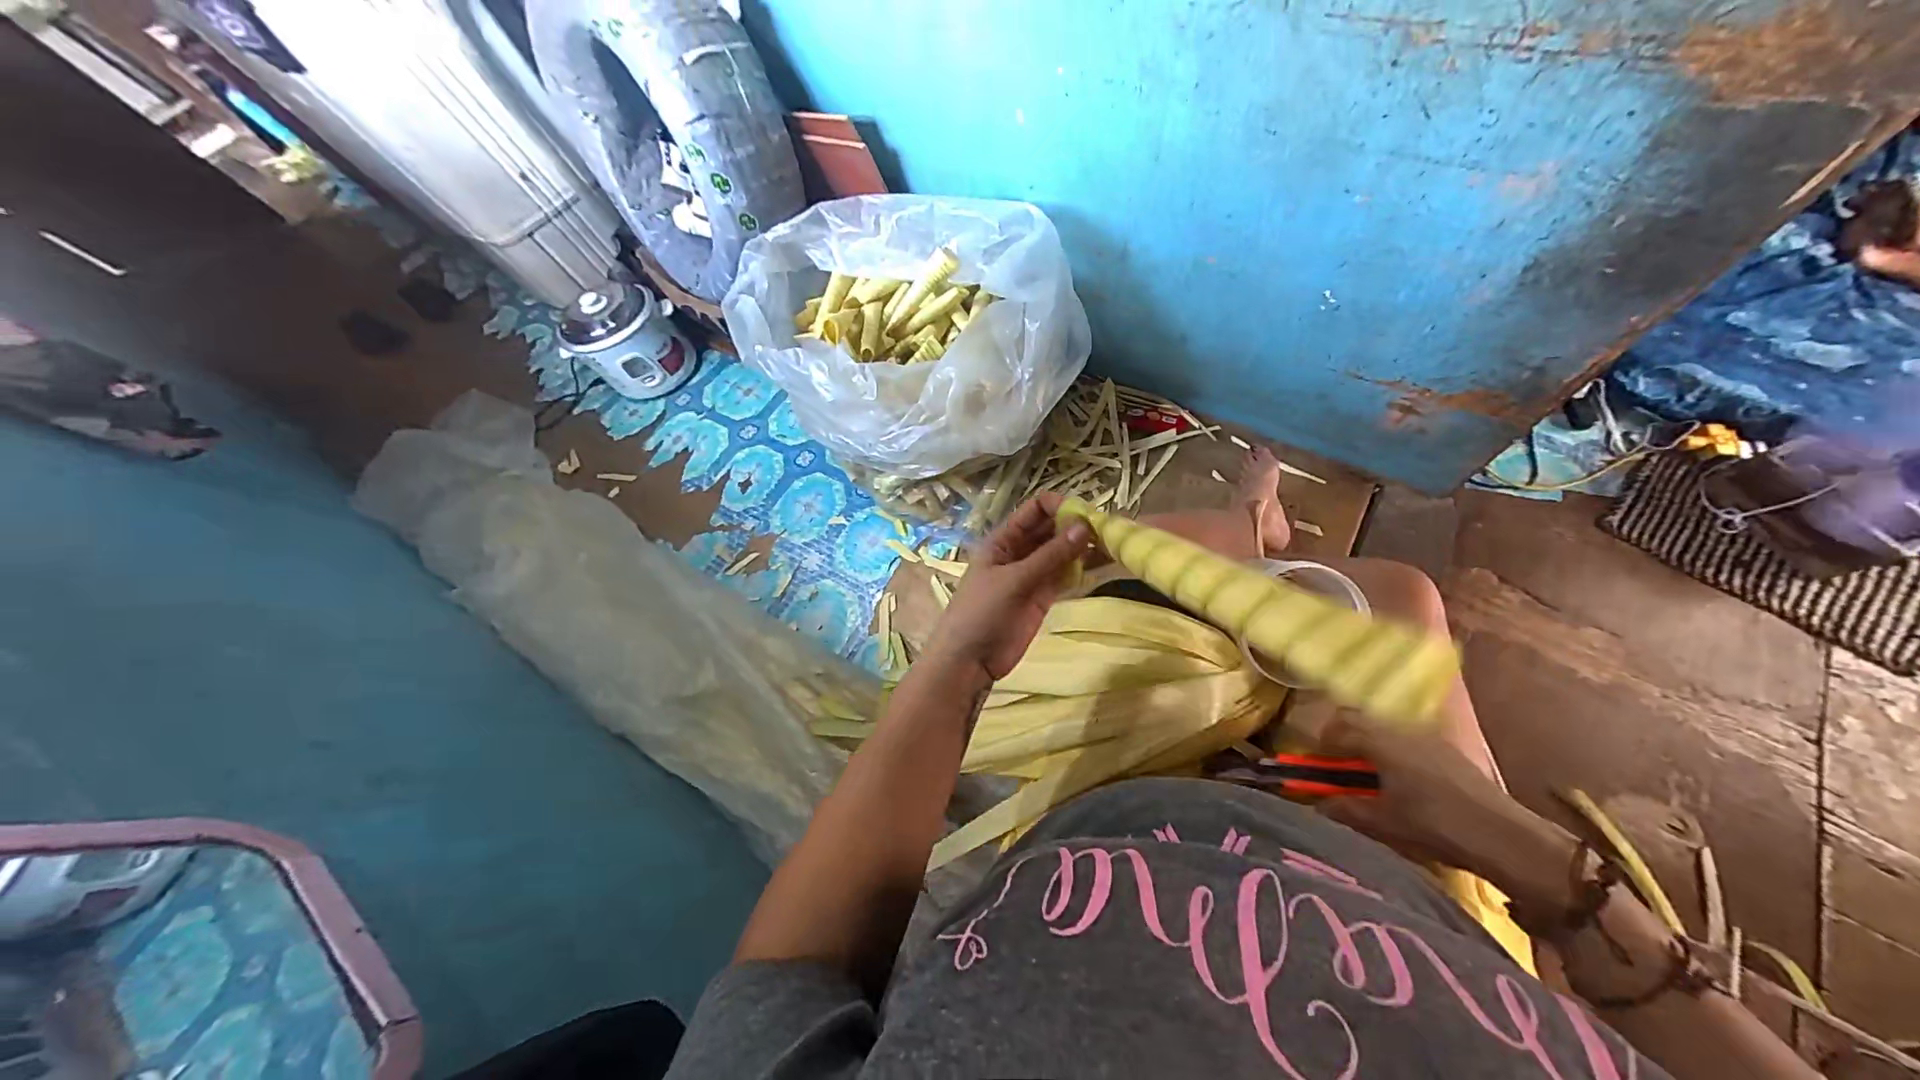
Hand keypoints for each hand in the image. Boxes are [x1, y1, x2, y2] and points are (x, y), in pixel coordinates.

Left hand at [921, 494, 1093, 680]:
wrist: (968, 660)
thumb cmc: (981, 612)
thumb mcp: (1014, 580)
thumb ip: (1050, 555)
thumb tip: (1085, 526)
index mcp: (1003, 539)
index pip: (1035, 510)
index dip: (1060, 506)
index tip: (1088, 515)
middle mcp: (1019, 552)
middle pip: (1052, 529)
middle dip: (1077, 526)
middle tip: (1110, 529)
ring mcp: (1032, 575)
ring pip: (1062, 553)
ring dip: (1085, 548)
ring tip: (1115, 544)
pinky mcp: (1043, 597)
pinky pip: (1065, 576)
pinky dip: (1083, 570)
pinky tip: (1106, 565)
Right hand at [1311, 714, 1572, 900]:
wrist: (1504, 838)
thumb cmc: (1433, 826)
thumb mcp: (1380, 822)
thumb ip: (1343, 808)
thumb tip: (1318, 803)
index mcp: (1379, 741)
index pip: (1336, 729)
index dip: (1321, 746)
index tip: (1318, 767)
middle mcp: (1400, 729)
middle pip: (1358, 717)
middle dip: (1341, 736)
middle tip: (1338, 764)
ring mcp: (1427, 736)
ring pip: (1383, 726)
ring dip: (1367, 741)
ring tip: (1368, 773)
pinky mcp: (1447, 749)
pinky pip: (1405, 737)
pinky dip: (1391, 748)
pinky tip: (1401, 778)